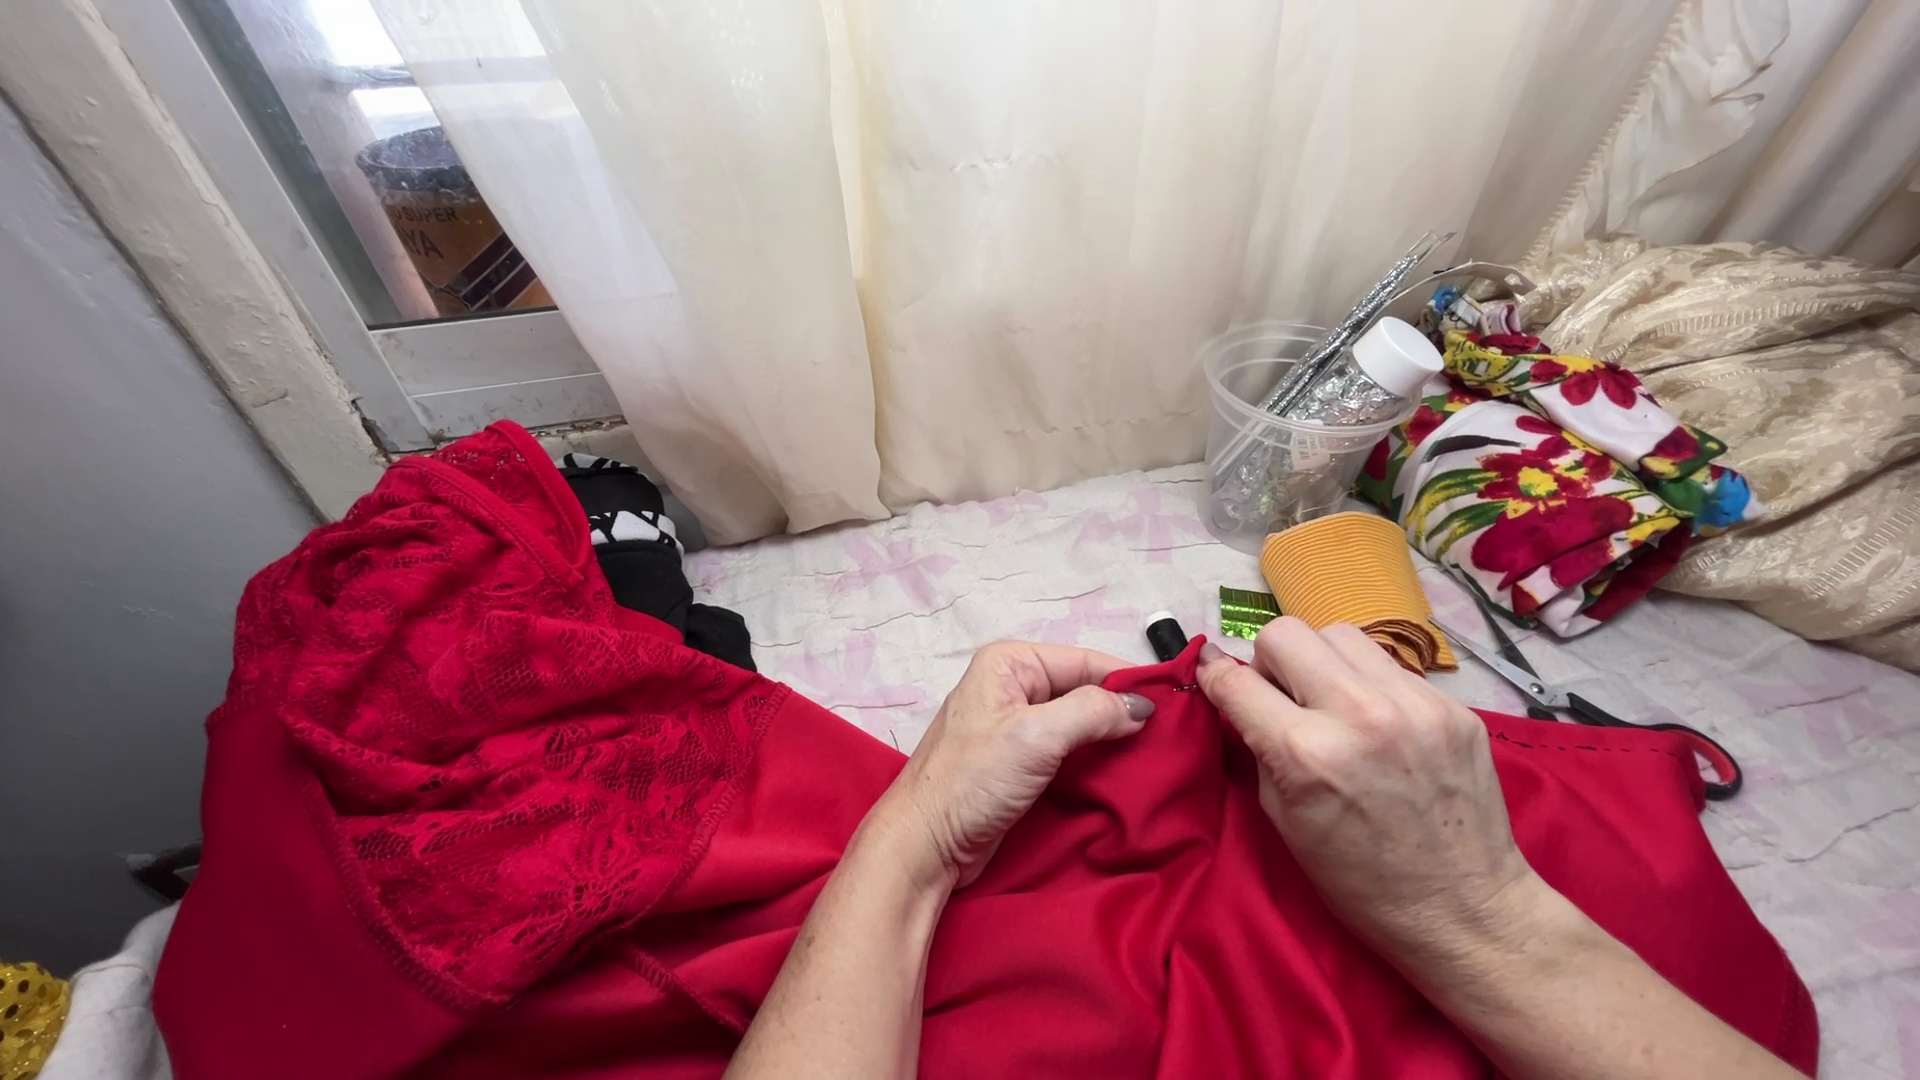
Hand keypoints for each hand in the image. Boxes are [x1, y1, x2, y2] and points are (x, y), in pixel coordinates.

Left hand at [879, 641, 1154, 888]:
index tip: (1176, 706)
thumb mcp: (1036, 736)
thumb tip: (1143, 706)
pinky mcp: (1020, 761)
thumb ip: (1092, 712)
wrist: (925, 844)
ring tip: (1158, 755)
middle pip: (1084, 690)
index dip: (1129, 682)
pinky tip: (1125, 774)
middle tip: (1173, 736)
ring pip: (1079, 722)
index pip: (1085, 661)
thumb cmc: (971, 781)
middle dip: (1123, 712)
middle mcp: (1013, 685)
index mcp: (1010, 662)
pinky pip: (1069, 750)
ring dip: (1112, 739)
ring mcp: (1016, 724)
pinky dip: (1095, 760)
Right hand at [1195, 618, 1533, 962]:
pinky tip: (1377, 722)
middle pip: (1285, 633)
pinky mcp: (1452, 707)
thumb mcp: (1280, 813)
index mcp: (1305, 752)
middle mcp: (1358, 715)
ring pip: (1337, 634)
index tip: (1212, 674)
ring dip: (1319, 661)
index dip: (1214, 674)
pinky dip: (1366, 682)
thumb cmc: (1355, 877)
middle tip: (1281, 695)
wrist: (1465, 911)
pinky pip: (1387, 664)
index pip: (1236, 679)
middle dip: (1269, 660)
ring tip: (1331, 702)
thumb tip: (1236, 687)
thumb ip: (1257, 742)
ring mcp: (1414, 705)